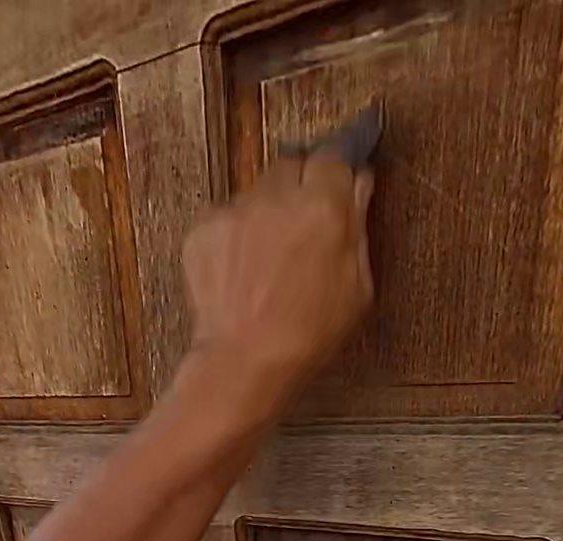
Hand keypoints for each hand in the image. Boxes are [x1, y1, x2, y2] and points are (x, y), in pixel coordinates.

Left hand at [181, 153, 373, 402]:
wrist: (244, 361)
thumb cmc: (304, 337)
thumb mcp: (357, 290)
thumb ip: (358, 228)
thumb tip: (359, 188)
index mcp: (324, 207)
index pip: (335, 155)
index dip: (336, 171)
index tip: (338, 178)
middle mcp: (277, 198)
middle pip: (292, 165)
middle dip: (300, 188)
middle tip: (303, 228)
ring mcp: (235, 212)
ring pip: (256, 193)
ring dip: (265, 214)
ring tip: (268, 263)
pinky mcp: (203, 231)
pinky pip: (224, 219)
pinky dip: (233, 238)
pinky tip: (242, 274)